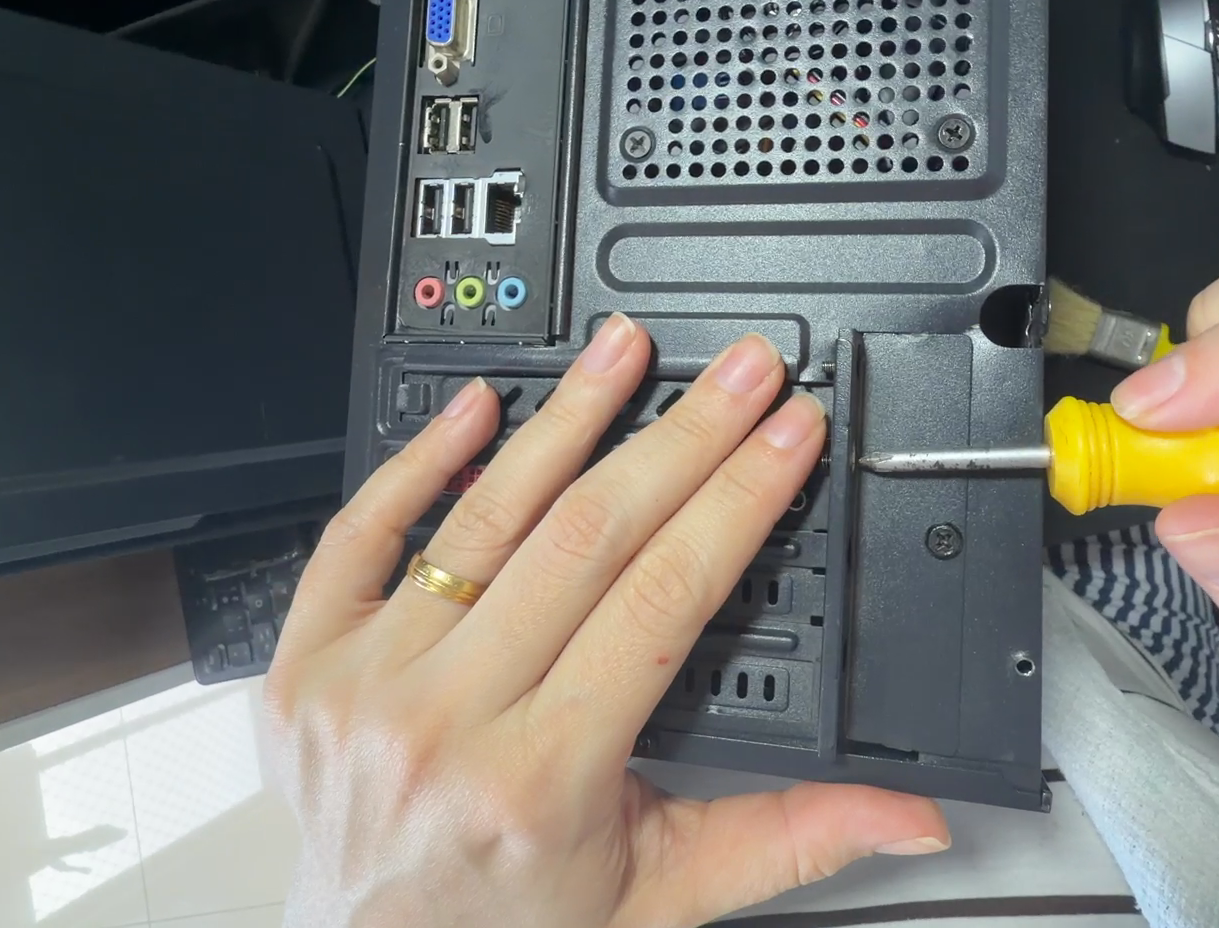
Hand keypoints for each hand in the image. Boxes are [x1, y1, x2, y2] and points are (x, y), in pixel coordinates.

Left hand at [263, 318, 948, 927]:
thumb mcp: (663, 895)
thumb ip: (789, 840)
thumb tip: (904, 818)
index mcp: (546, 775)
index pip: (665, 594)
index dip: (740, 499)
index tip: (787, 434)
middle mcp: (449, 717)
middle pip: (590, 533)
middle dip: (687, 434)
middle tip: (742, 370)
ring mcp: (369, 677)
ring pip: (489, 510)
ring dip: (572, 414)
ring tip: (627, 346)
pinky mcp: (314, 654)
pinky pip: (363, 532)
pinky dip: (423, 457)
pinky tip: (482, 404)